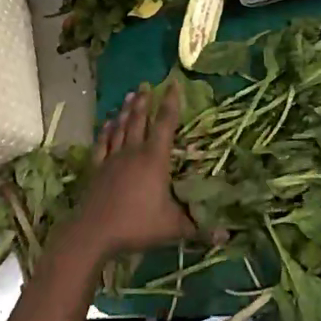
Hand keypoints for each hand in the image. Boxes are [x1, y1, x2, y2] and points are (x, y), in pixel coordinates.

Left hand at [66, 84, 193, 254]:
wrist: (93, 233)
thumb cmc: (137, 225)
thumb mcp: (174, 228)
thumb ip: (200, 229)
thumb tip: (227, 237)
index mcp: (154, 159)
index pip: (165, 124)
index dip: (170, 103)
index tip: (173, 84)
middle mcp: (133, 152)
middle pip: (139, 120)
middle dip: (144, 101)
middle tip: (146, 84)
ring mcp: (112, 159)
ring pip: (120, 128)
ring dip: (125, 110)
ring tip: (129, 96)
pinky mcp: (96, 169)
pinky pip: (102, 143)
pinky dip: (106, 131)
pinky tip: (107, 123)